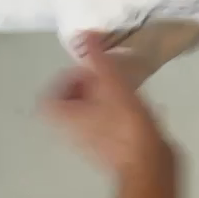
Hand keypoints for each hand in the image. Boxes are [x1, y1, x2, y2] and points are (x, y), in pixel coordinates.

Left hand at [43, 34, 174, 178]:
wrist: (149, 164)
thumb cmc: (126, 123)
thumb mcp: (111, 82)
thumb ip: (97, 57)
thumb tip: (83, 33)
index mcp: (67, 118)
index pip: (49, 99)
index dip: (63, 80)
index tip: (86, 70)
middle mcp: (75, 132)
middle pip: (70, 105)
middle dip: (87, 84)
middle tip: (106, 73)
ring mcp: (93, 143)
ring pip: (90, 113)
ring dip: (103, 95)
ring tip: (123, 83)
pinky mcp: (113, 148)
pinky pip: (107, 123)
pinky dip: (117, 109)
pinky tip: (137, 102)